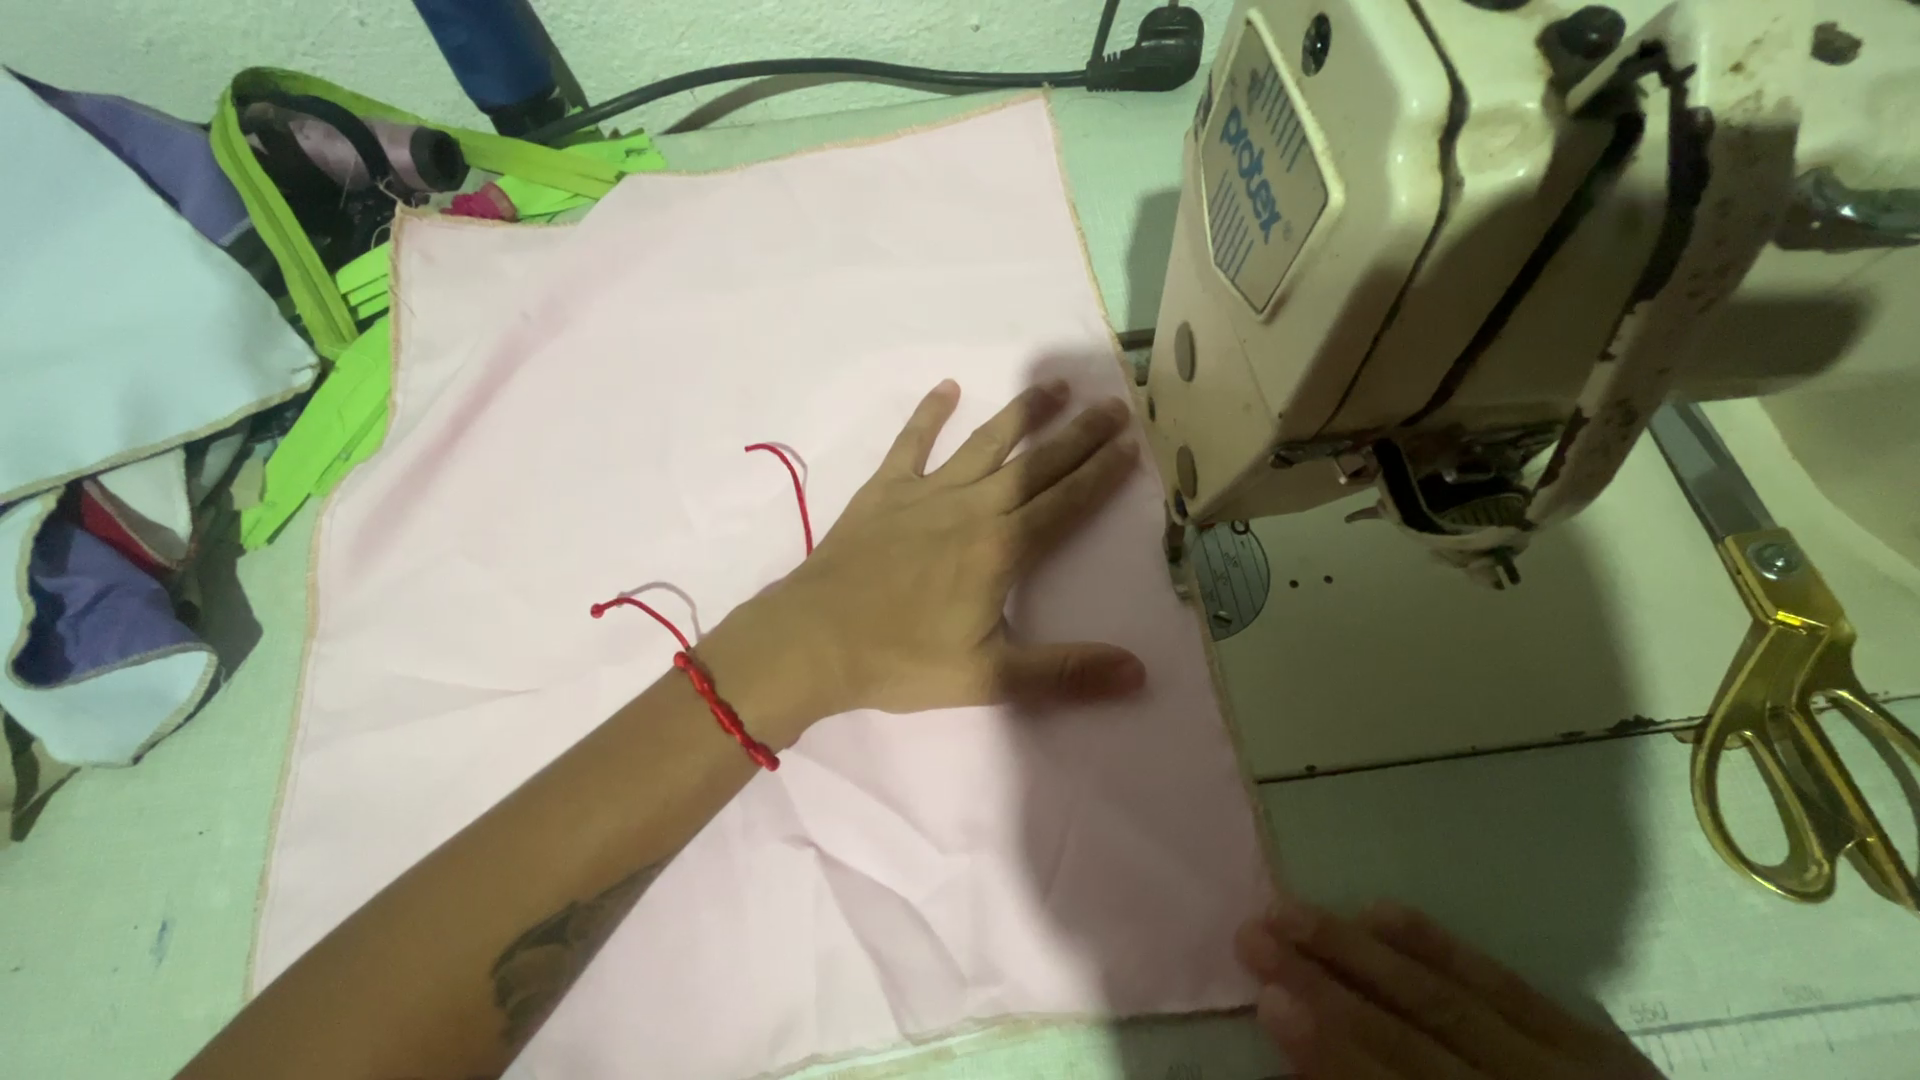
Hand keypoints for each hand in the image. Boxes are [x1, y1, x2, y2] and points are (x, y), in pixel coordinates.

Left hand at [735, 378, 1146, 725]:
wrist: (813, 640)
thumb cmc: (901, 661)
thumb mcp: (990, 678)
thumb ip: (1065, 672)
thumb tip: (1139, 671)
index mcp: (1002, 549)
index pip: (1066, 503)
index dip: (1102, 474)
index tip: (1131, 444)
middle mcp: (972, 508)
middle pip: (1037, 464)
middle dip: (1079, 435)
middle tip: (1114, 405)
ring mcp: (926, 493)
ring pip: (985, 443)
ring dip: (1022, 413)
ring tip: (1055, 386)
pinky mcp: (884, 491)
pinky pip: (911, 443)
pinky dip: (929, 414)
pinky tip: (947, 387)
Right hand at [1236, 900, 1664, 1079]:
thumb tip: (1297, 1054)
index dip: (1328, 1049)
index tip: (1266, 999)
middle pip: (1411, 1032)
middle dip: (1324, 983)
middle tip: (1254, 935)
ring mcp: (1566, 1069)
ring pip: (1445, 995)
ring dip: (1358, 950)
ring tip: (1292, 911)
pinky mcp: (1592, 1041)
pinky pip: (1504, 982)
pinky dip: (1437, 945)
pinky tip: (1379, 910)